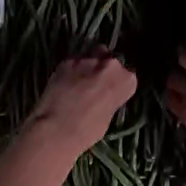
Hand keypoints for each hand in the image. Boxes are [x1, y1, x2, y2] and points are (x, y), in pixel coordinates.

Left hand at [22, 53, 136, 157]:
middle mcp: (110, 65)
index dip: (118, 85)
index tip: (112, 93)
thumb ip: (109, 100)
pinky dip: (72, 68)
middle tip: (96, 85)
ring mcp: (87, 60)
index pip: (128, 77)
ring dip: (89, 65)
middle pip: (111, 62)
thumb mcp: (108, 116)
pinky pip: (73, 61)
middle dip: (105, 70)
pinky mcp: (66, 61)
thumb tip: (102, 97)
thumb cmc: (88, 130)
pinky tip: (66, 81)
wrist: (57, 129)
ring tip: (81, 79)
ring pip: (92, 55)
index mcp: (126, 81)